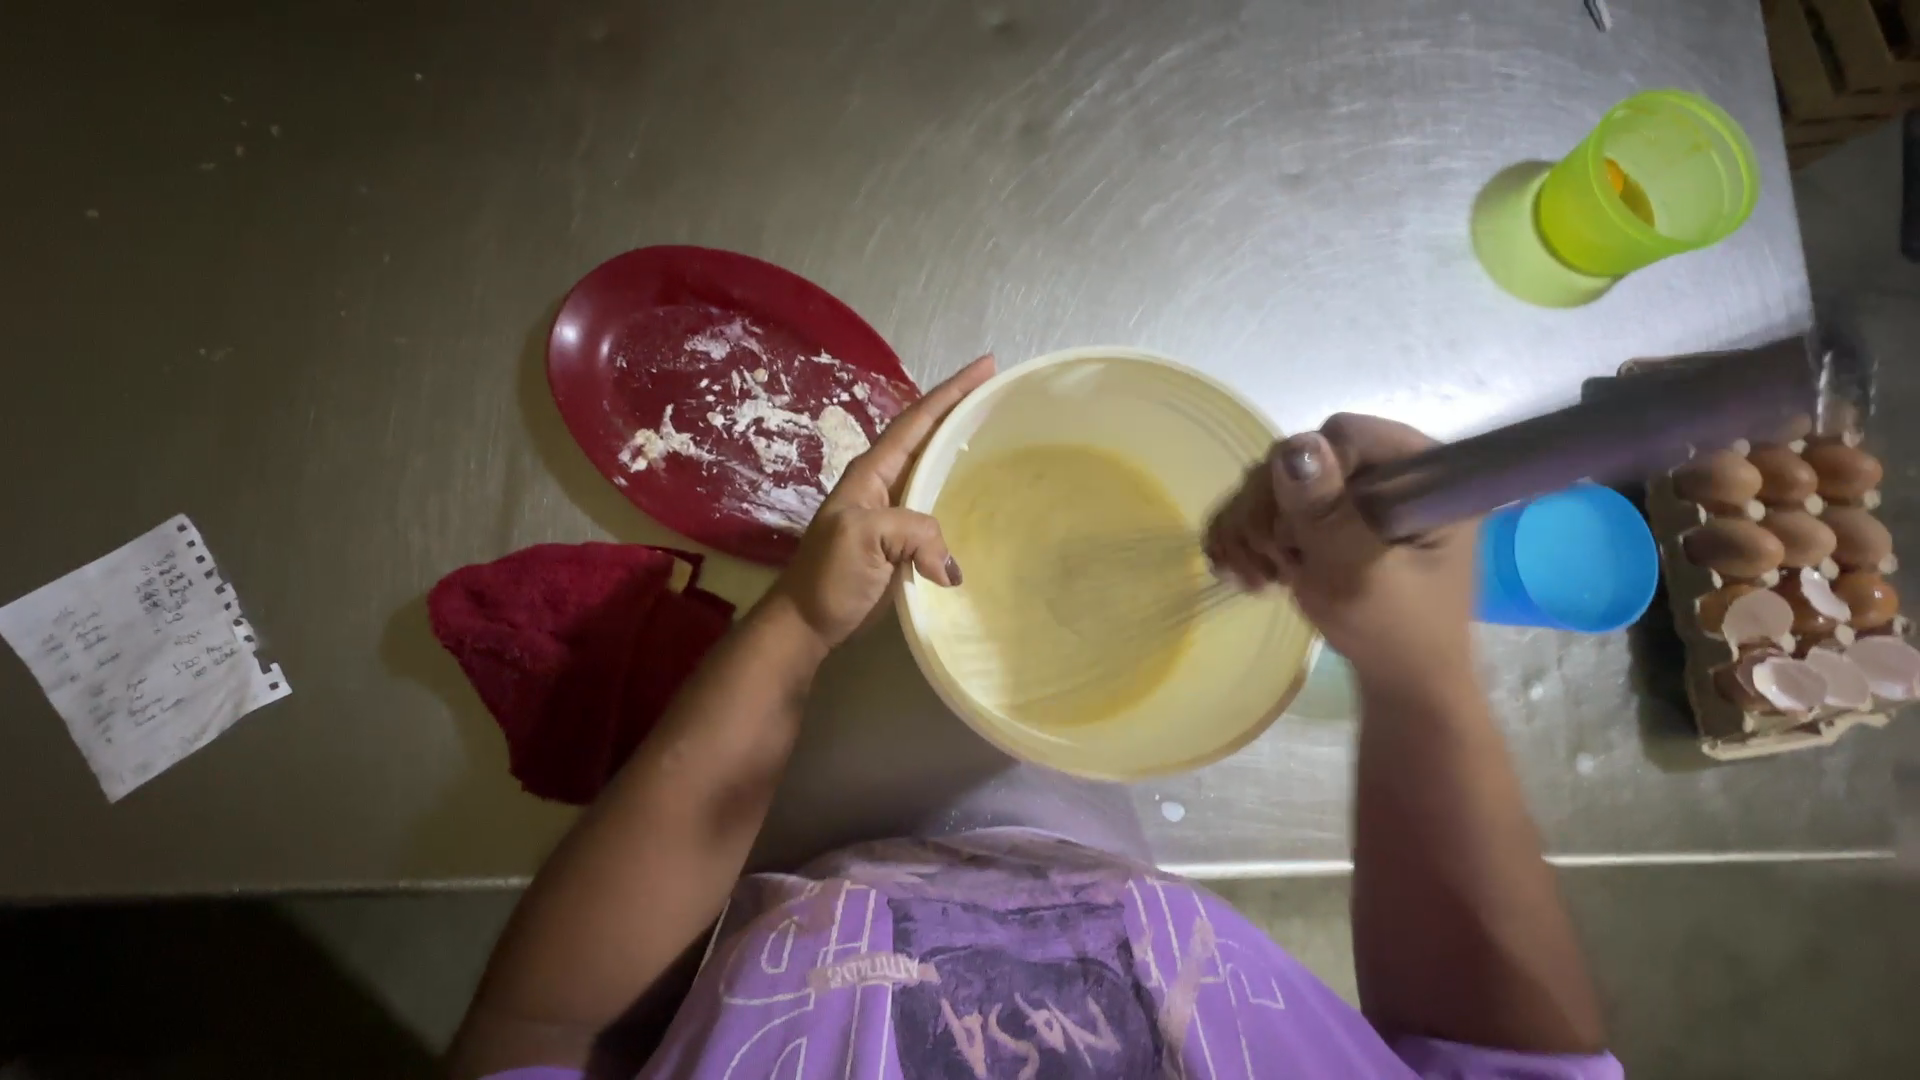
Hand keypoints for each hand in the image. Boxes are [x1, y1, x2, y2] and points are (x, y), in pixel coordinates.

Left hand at [766, 354, 997, 649]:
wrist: (808, 621)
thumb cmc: (829, 575)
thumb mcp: (863, 539)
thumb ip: (911, 531)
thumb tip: (949, 564)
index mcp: (872, 472)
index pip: (916, 421)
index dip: (950, 392)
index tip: (986, 366)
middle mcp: (885, 484)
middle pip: (928, 436)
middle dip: (961, 409)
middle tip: (1000, 393)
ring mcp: (893, 512)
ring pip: (935, 469)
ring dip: (962, 449)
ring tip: (997, 431)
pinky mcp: (903, 542)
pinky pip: (939, 507)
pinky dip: (961, 494)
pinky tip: (981, 495)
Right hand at [1204, 413, 1476, 686]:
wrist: (1399, 683)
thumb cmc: (1393, 634)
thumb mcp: (1358, 573)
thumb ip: (1327, 512)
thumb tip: (1294, 447)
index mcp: (1418, 474)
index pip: (1343, 437)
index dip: (1307, 480)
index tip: (1295, 536)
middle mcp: (1383, 473)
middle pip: (1297, 460)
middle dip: (1268, 515)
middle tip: (1271, 567)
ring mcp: (1348, 497)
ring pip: (1270, 485)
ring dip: (1250, 534)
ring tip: (1258, 580)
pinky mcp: (1322, 519)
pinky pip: (1261, 510)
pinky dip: (1245, 542)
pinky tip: (1249, 575)